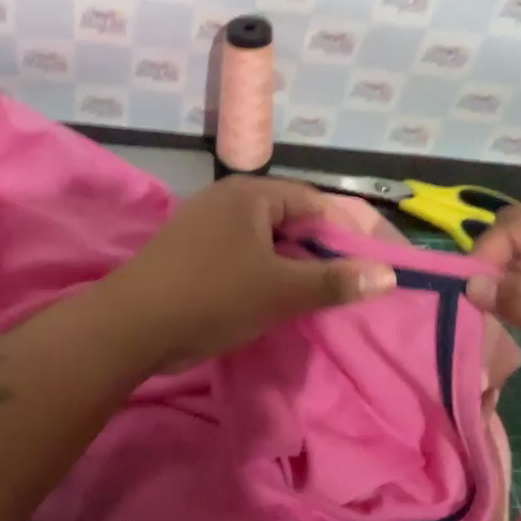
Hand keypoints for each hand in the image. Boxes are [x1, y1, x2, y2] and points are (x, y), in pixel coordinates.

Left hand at [91, 177, 397, 372]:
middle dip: (323, 251)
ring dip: (295, 266)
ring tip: (324, 297)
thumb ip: (335, 280)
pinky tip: (279, 302)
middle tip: (355, 284)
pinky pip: (243, 257)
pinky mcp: (192, 253)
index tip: (377, 262)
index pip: (316, 201)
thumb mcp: (281, 291)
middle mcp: (228, 200)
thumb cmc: (212, 296)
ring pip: (267, 242)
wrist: (131, 326)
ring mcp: (206, 225)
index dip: (351, 231)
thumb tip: (388, 274)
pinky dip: (266, 275)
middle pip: (292, 219)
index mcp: (251, 194)